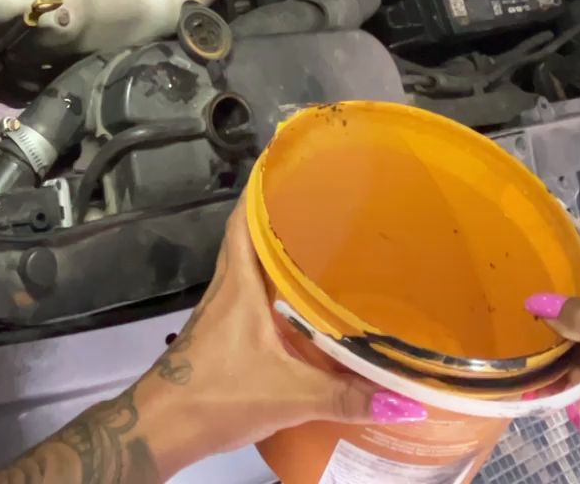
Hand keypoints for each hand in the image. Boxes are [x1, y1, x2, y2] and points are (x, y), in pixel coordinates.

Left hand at [0, 199, 418, 482]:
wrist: (169, 422)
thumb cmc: (220, 392)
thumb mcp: (291, 393)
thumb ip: (348, 394)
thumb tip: (410, 398)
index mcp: (240, 280)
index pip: (245, 216)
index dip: (260, 185)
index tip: (283, 159)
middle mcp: (229, 283)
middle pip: (248, 232)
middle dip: (276, 211)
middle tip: (315, 196)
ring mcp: (223, 305)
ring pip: (249, 260)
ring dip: (274, 246)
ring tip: (315, 238)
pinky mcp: (224, 328)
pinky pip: (250, 288)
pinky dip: (272, 282)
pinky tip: (298, 299)